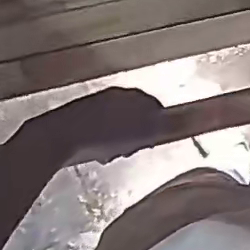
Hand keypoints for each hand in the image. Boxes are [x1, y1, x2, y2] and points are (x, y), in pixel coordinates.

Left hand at [15, 86, 165, 163]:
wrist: (57, 138)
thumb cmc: (103, 137)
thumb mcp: (143, 133)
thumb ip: (168, 124)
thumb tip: (193, 116)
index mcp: (130, 95)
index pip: (155, 106)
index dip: (159, 125)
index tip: (155, 141)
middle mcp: (113, 95)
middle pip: (136, 115)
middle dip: (138, 133)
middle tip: (133, 150)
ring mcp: (94, 104)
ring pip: (117, 123)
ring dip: (120, 140)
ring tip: (113, 155)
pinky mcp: (77, 116)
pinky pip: (99, 129)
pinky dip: (103, 141)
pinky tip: (97, 154)